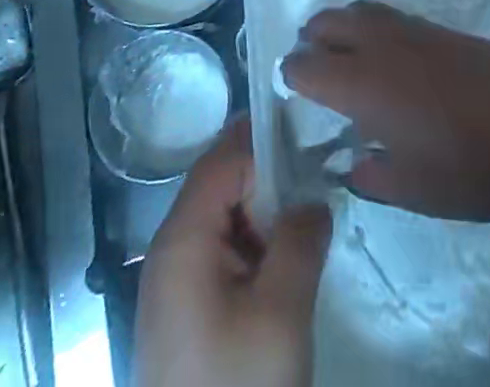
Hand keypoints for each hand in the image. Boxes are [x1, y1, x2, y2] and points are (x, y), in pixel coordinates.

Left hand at [136, 116, 333, 386]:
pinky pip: (220, 256)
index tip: (305, 128)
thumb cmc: (236, 385)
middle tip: (318, 172)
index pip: (220, 163)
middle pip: (218, 188)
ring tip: (310, 214)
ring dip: (263, 215)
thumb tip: (313, 199)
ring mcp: (175, 281)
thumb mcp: (279, 314)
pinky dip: (254, 247)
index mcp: (182, 237)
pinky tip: (286, 259)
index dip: (259, 141)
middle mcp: (171, 249)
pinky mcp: (185, 310)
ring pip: (222, 222)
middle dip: (266, 177)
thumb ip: (298, 243)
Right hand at [281, 1, 489, 225]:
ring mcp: (412, 29)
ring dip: (341, 28)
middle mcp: (378, 44)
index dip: (290, 79)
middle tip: (318, 75)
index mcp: (360, 83)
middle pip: (323, 22)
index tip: (294, 97)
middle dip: (310, 43)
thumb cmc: (476, 170)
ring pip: (357, 9)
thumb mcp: (414, 192)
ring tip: (352, 61)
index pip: (302, 65)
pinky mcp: (441, 27)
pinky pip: (389, 15)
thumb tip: (351, 164)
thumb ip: (369, 177)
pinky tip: (396, 62)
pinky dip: (374, 28)